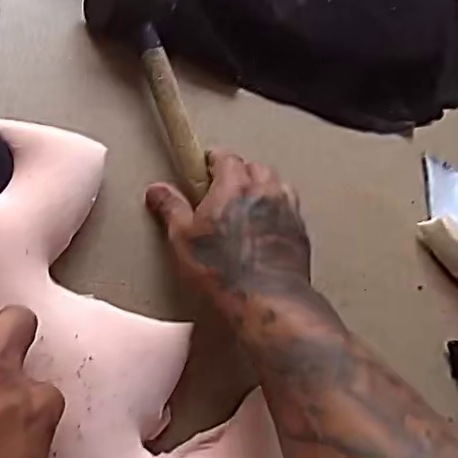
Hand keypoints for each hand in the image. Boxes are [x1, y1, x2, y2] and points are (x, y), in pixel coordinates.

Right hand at [146, 150, 311, 301]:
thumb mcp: (182, 237)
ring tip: (242, 206)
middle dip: (237, 172)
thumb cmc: (223, 271)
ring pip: (275, 185)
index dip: (212, 160)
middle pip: (254, 167)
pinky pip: (288, 208)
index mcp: (234, 186)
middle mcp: (265, 192)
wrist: (262, 300)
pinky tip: (260, 228)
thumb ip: (171, 208)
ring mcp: (286, 210)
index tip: (202, 167)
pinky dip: (274, 210)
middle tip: (219, 189)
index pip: (226, 157)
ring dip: (260, 189)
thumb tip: (158, 192)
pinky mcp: (298, 231)